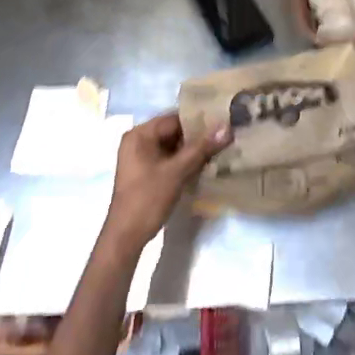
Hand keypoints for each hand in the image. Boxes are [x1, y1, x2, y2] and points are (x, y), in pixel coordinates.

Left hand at [104, 112, 231, 249]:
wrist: (126, 235)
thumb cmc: (148, 198)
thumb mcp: (177, 172)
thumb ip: (201, 148)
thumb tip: (227, 127)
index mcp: (139, 134)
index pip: (174, 118)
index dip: (199, 120)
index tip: (224, 121)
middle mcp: (137, 141)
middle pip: (174, 131)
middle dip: (198, 136)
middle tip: (227, 136)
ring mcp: (140, 158)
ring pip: (173, 146)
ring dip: (193, 150)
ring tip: (222, 148)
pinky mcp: (146, 172)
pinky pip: (169, 159)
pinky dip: (185, 161)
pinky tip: (206, 165)